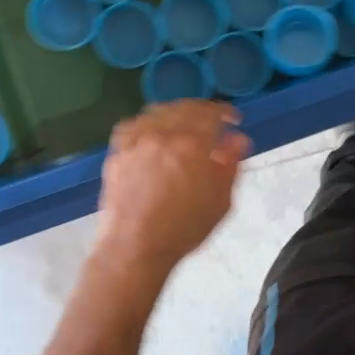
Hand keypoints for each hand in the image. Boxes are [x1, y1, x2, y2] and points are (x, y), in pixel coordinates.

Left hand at [94, 101, 249, 277]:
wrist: (136, 246)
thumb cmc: (184, 228)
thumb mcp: (220, 201)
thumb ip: (230, 165)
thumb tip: (237, 139)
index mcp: (193, 144)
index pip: (212, 114)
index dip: (225, 112)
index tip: (233, 119)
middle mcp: (163, 134)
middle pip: (185, 108)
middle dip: (202, 110)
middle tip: (211, 120)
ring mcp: (136, 141)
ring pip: (158, 112)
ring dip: (175, 112)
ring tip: (183, 124)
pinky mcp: (117, 152)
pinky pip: (132, 125)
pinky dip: (146, 122)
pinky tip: (151, 132)